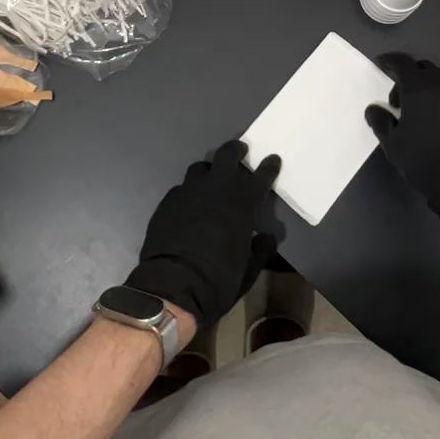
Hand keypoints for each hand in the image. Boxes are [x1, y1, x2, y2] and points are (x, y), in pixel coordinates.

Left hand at [126, 140, 283, 326]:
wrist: (172, 288)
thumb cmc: (219, 280)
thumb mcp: (249, 269)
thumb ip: (260, 249)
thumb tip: (265, 237)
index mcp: (242, 202)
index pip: (261, 176)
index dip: (269, 167)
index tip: (273, 159)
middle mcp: (216, 189)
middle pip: (226, 155)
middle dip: (236, 150)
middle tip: (240, 152)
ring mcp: (188, 193)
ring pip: (200, 168)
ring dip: (209, 171)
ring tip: (212, 180)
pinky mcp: (167, 203)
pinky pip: (181, 189)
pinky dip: (189, 192)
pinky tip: (189, 204)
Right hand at [364, 54, 439, 224]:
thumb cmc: (422, 158)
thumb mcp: (393, 144)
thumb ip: (381, 122)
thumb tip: (374, 109)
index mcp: (417, 87)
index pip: (401, 62)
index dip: (389, 61)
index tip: (382, 64)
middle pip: (423, 68)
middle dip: (410, 76)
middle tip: (402, 99)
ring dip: (430, 86)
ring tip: (422, 109)